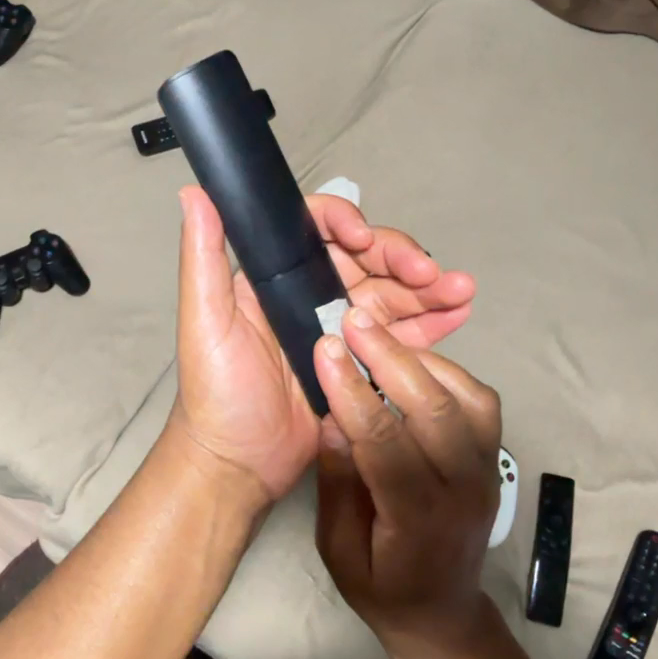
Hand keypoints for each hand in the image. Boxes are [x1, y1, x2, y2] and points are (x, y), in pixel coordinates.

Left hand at [169, 186, 475, 505]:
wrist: (238, 464)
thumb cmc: (215, 393)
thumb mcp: (204, 321)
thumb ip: (202, 257)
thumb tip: (195, 194)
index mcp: (274, 280)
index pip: (315, 232)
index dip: (344, 223)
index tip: (363, 238)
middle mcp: (307, 297)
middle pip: (364, 260)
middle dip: (401, 257)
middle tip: (431, 273)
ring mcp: (337, 333)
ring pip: (390, 294)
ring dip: (427, 287)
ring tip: (461, 290)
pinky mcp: (359, 366)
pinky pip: (399, 337)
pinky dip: (429, 323)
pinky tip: (457, 314)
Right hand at [313, 307, 504, 649]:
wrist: (441, 613)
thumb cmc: (379, 586)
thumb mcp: (338, 549)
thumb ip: (338, 485)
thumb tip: (333, 419)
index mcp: (418, 521)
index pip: (387, 444)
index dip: (354, 392)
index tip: (326, 349)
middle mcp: (464, 491)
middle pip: (435, 411)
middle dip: (391, 358)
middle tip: (352, 319)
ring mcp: (487, 472)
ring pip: (467, 399)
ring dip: (421, 359)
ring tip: (378, 334)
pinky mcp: (494, 459)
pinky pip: (481, 402)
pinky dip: (448, 372)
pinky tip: (413, 362)